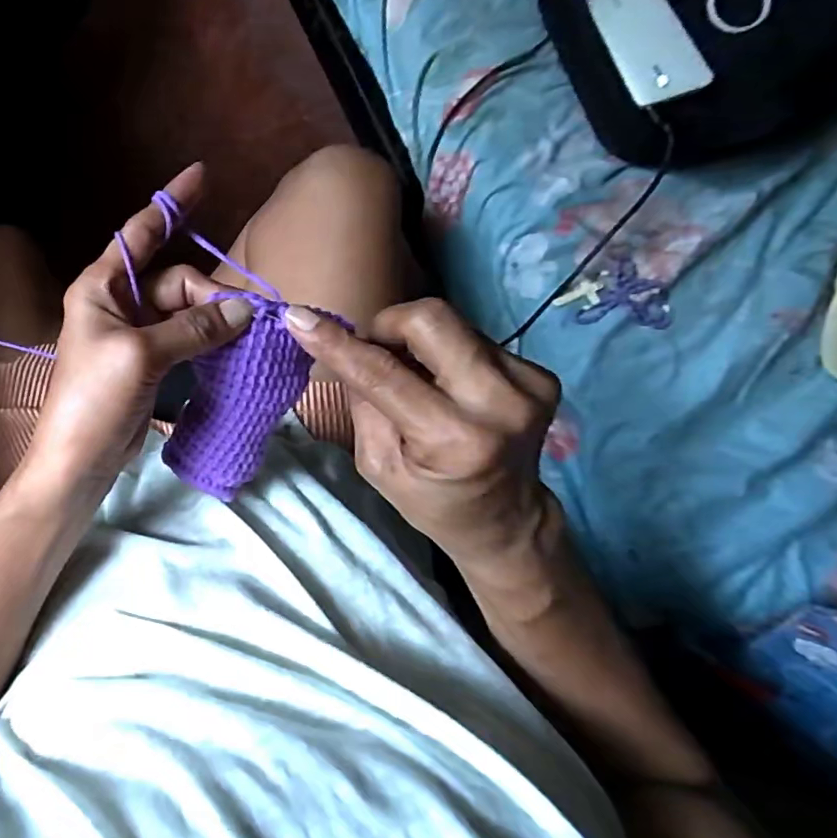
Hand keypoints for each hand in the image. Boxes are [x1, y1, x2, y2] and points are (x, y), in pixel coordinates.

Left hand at [26, 165, 254, 485]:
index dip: (169, 204)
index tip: (201, 174)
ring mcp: (134, 333)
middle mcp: (116, 303)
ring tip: (247, 333)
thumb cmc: (93, 398)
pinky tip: (233, 347)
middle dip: (209, 293)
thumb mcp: (141, 355)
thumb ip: (192, 328)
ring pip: (186, 311)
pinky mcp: (149, 361)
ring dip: (215, 318)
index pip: (138, 234)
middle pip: (175, 280)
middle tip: (244, 320)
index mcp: (100, 287)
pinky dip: (209, 339)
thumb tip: (244, 309)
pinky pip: (186, 337)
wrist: (79, 457)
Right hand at [283, 298, 561, 569]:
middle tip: (371, 351)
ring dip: (414, 341)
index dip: (336, 343)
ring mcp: (528, 383)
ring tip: (410, 376)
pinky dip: (441, 352)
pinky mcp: (539, 373)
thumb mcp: (377, 463)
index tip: (297, 318)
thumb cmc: (429, 499)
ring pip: (450, 323)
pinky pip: (470, 337)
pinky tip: (442, 383)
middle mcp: (500, 402)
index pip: (381, 374)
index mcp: (453, 438)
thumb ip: (364, 402)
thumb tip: (346, 347)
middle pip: (430, 319)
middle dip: (386, 325)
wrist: (508, 519)